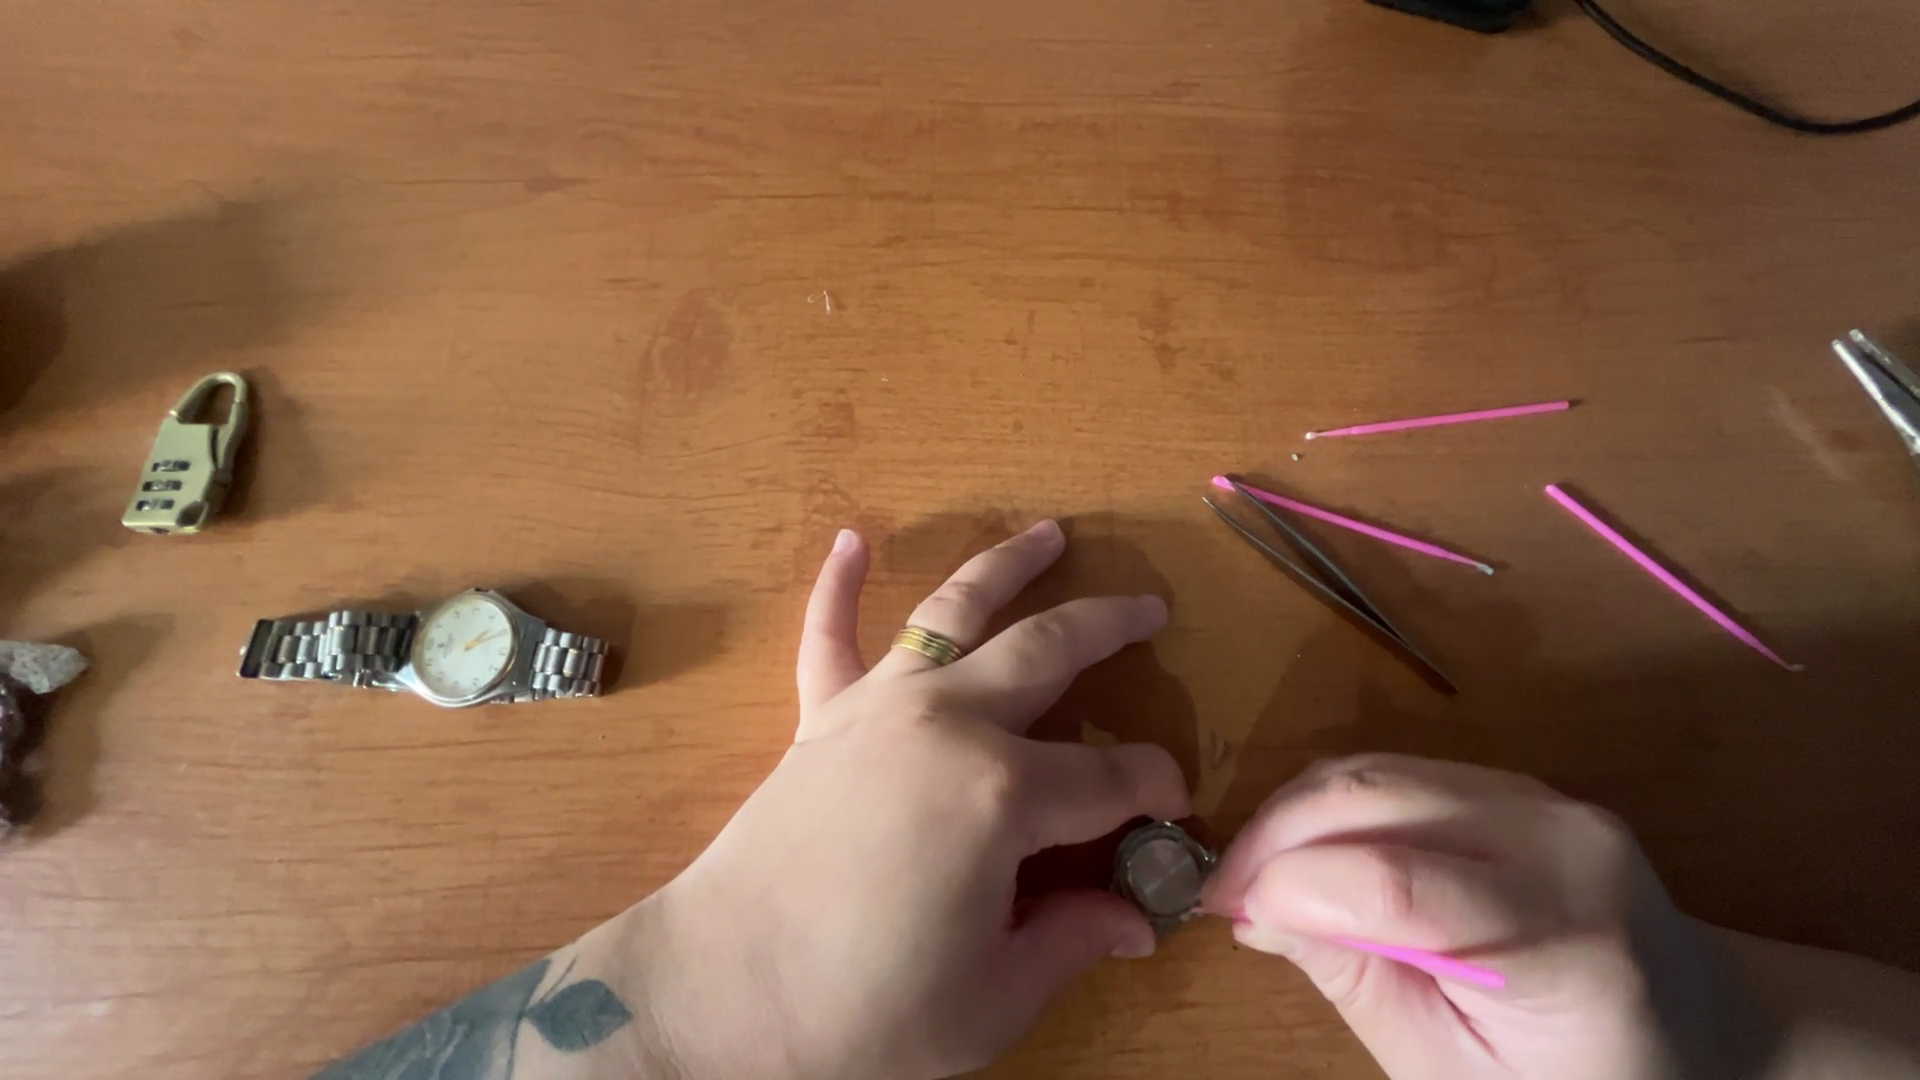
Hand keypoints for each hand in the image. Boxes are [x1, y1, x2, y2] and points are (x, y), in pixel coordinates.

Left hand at [632, 522, 1189, 1079]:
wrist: (722, 987)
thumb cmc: (862, 1007)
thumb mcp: (990, 999)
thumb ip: (1072, 942)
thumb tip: (1137, 921)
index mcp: (1004, 792)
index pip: (1110, 777)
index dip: (1154, 788)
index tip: (1173, 805)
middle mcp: (949, 721)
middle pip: (1049, 649)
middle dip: (1110, 624)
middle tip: (1150, 607)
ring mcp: (880, 704)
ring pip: (955, 611)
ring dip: (1007, 564)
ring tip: (1047, 533)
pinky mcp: (822, 712)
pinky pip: (828, 633)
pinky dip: (838, 584)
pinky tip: (851, 539)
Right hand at [1202, 754, 1747, 1079]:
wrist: (1705, 1027)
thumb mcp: (1457, 1075)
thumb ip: (1354, 982)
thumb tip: (1253, 913)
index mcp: (1567, 938)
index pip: (1398, 884)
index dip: (1292, 887)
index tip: (1229, 912)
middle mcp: (1553, 837)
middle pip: (1368, 799)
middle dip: (1272, 836)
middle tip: (1225, 891)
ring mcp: (1530, 792)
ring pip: (1362, 769)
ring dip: (1288, 814)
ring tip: (1257, 871)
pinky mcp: (1499, 777)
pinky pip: (1382, 769)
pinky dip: (1323, 803)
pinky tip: (1304, 846)